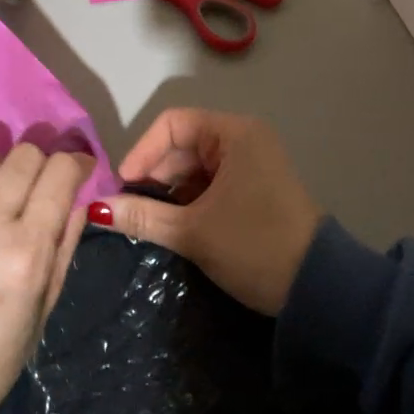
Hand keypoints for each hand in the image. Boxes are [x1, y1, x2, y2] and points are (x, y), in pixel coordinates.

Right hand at [90, 109, 321, 314]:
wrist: (317, 289)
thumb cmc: (254, 246)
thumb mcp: (193, 232)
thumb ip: (143, 215)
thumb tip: (96, 208)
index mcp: (233, 134)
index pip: (172, 124)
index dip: (142, 151)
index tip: (123, 186)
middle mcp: (244, 139)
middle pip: (183, 143)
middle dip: (155, 173)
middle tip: (131, 207)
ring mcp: (252, 163)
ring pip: (195, 166)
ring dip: (171, 190)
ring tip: (151, 220)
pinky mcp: (255, 188)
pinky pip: (211, 182)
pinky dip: (191, 200)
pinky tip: (176, 225)